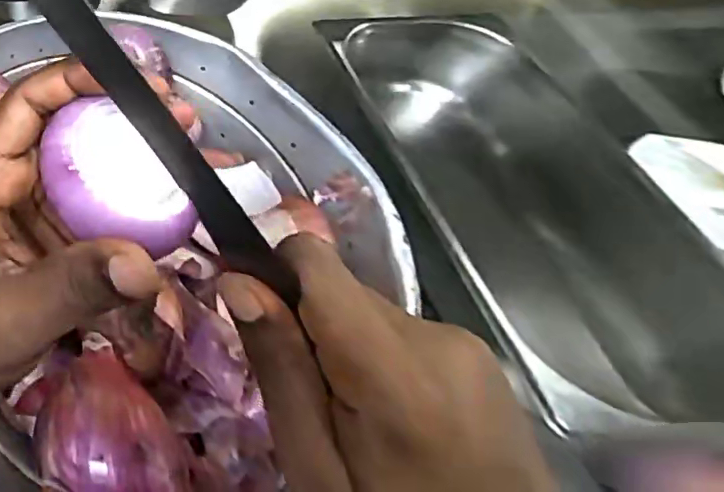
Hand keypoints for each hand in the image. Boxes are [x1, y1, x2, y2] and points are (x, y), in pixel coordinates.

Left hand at [0, 59, 162, 389]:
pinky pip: (110, 200)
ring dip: (143, 148)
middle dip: (122, 109)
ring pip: (95, 156)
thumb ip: (72, 286)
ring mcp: (46, 200)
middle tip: (181, 118)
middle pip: (67, 121)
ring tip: (200, 151)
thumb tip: (141, 265)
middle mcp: (18, 175)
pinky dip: (150, 195)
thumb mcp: (13, 309)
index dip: (69, 80)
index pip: (24, 105)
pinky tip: (193, 200)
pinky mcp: (69, 228)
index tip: (129, 82)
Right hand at [217, 236, 555, 491]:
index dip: (272, 276)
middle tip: (309, 397)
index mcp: (393, 364)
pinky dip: (380, 360)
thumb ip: (280, 368)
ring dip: (344, 345)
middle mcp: (439, 337)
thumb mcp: (315, 466)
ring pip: (364, 310)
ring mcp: (472, 352)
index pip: (310, 256)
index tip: (260, 325)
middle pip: (335, 287)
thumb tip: (236, 281)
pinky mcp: (487, 367)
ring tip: (355, 416)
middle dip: (308, 325)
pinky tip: (393, 419)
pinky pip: (401, 333)